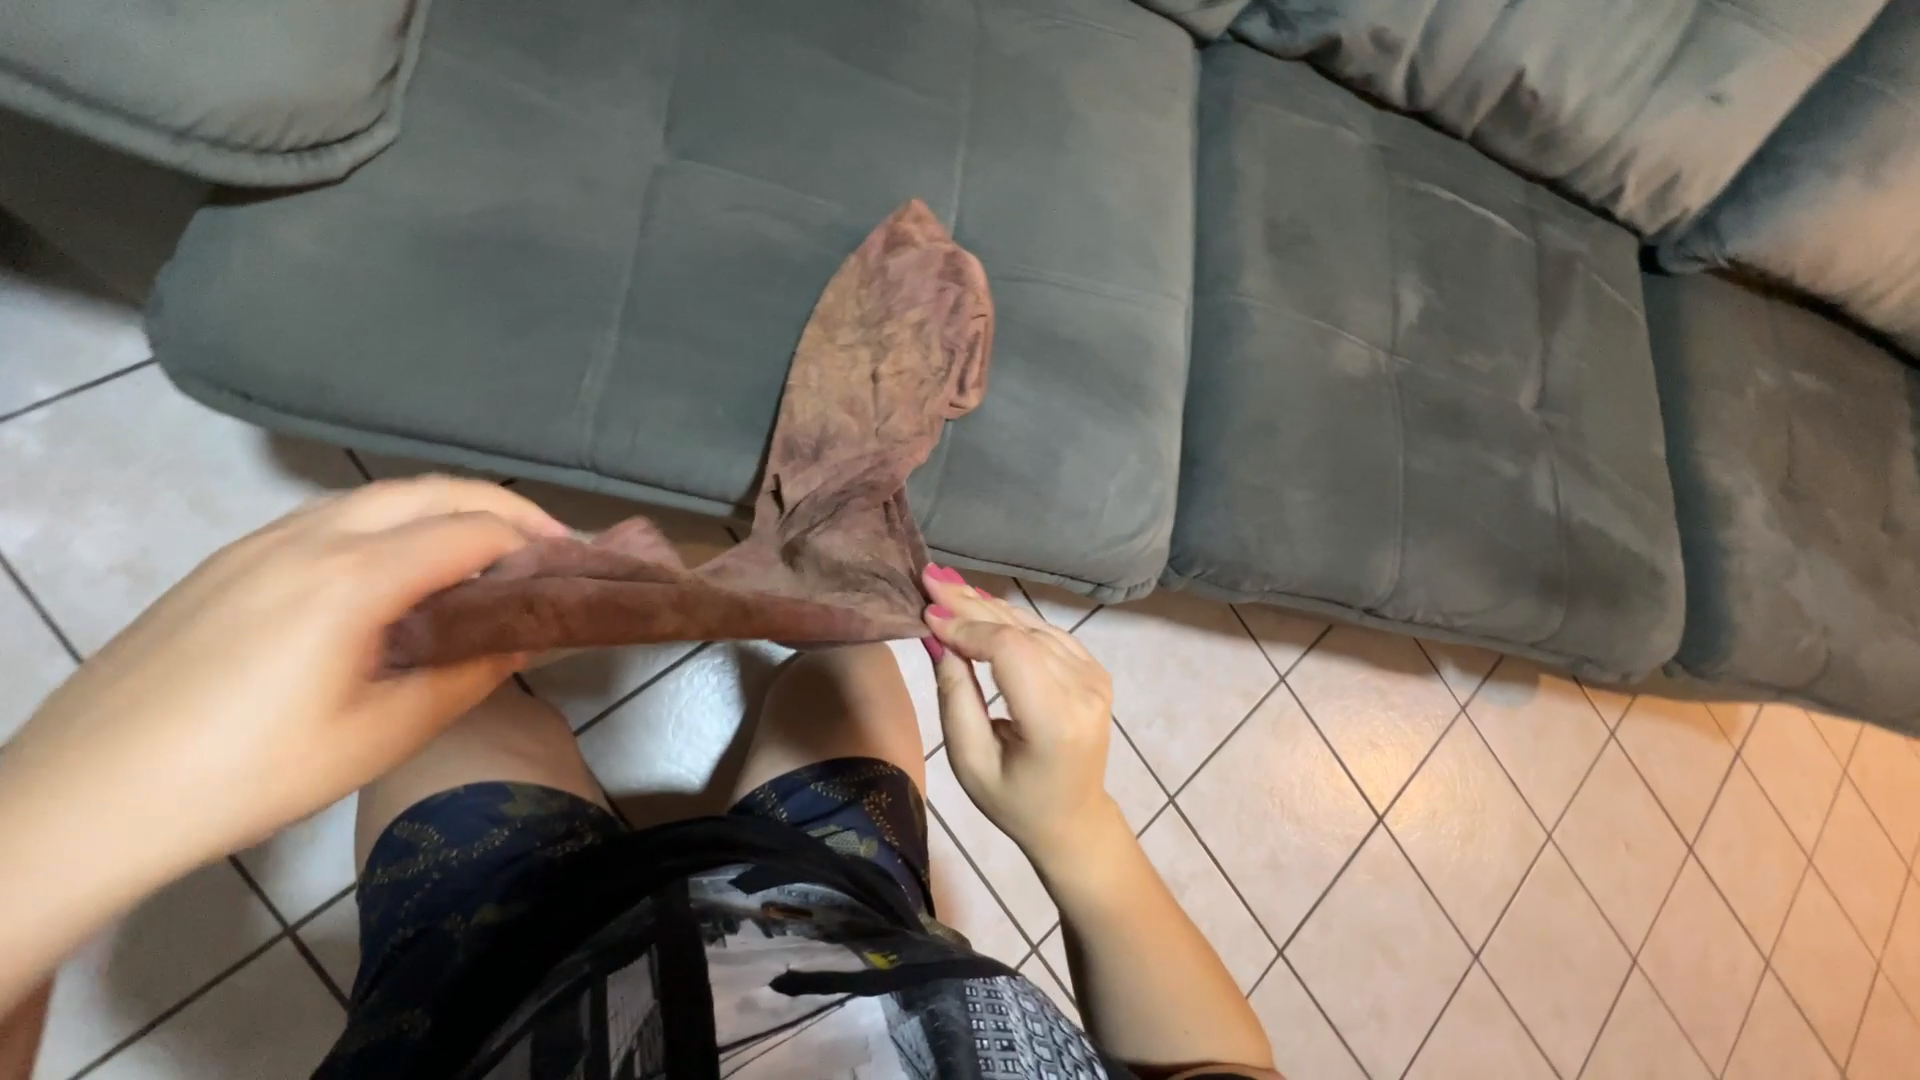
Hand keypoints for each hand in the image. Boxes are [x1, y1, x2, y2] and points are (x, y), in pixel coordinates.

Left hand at [3, 476, 569, 871]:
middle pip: (431, 490)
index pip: (472, 531)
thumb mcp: (384, 734)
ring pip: (379, 495)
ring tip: (486, 551)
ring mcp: (260, 544)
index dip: (535, 542)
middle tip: (547, 546)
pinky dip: (394, 521)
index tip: (576, 567)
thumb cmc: (251, 775)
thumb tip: (531, 637)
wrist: (81, 803)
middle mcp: (308, 539)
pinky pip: (333, 516)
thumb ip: (471, 673)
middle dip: (502, 505)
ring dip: (447, 508)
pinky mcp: (229, 562)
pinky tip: (401, 569)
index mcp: (351, 579)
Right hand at [921, 565, 1119, 862]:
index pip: (1010, 652)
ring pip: (1033, 625)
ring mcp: (1094, 678)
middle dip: (970, 604)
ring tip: (947, 585)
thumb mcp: (971, 760)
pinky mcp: (1093, 671)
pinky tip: (980, 604)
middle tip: (929, 578)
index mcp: (1055, 721)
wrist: (1073, 818)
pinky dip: (1011, 619)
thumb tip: (938, 637)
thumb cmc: (1014, 800)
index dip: (966, 627)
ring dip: (987, 606)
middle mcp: (1083, 691)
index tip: (927, 614)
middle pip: (1021, 631)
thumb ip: (956, 696)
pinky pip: (1046, 633)